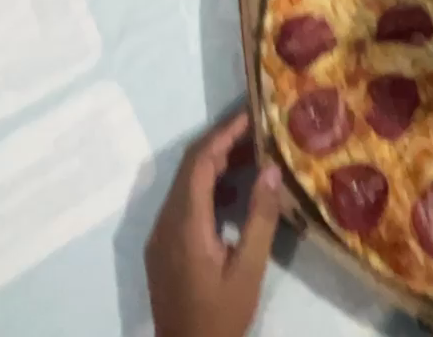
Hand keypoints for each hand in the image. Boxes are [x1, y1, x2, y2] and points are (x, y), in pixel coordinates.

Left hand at [146, 112, 282, 336]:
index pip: (201, 162)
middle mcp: (166, 222)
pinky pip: (183, 202)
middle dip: (222, 142)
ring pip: (185, 183)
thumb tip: (272, 167)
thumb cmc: (220, 317)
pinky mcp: (163, 248)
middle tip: (258, 128)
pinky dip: (208, 186)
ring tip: (253, 153)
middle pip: (190, 167)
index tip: (251, 115)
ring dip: (215, 163)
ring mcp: (160, 235)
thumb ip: (260, 217)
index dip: (224, 134)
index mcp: (186, 224)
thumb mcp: (249, 270)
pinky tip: (235, 192)